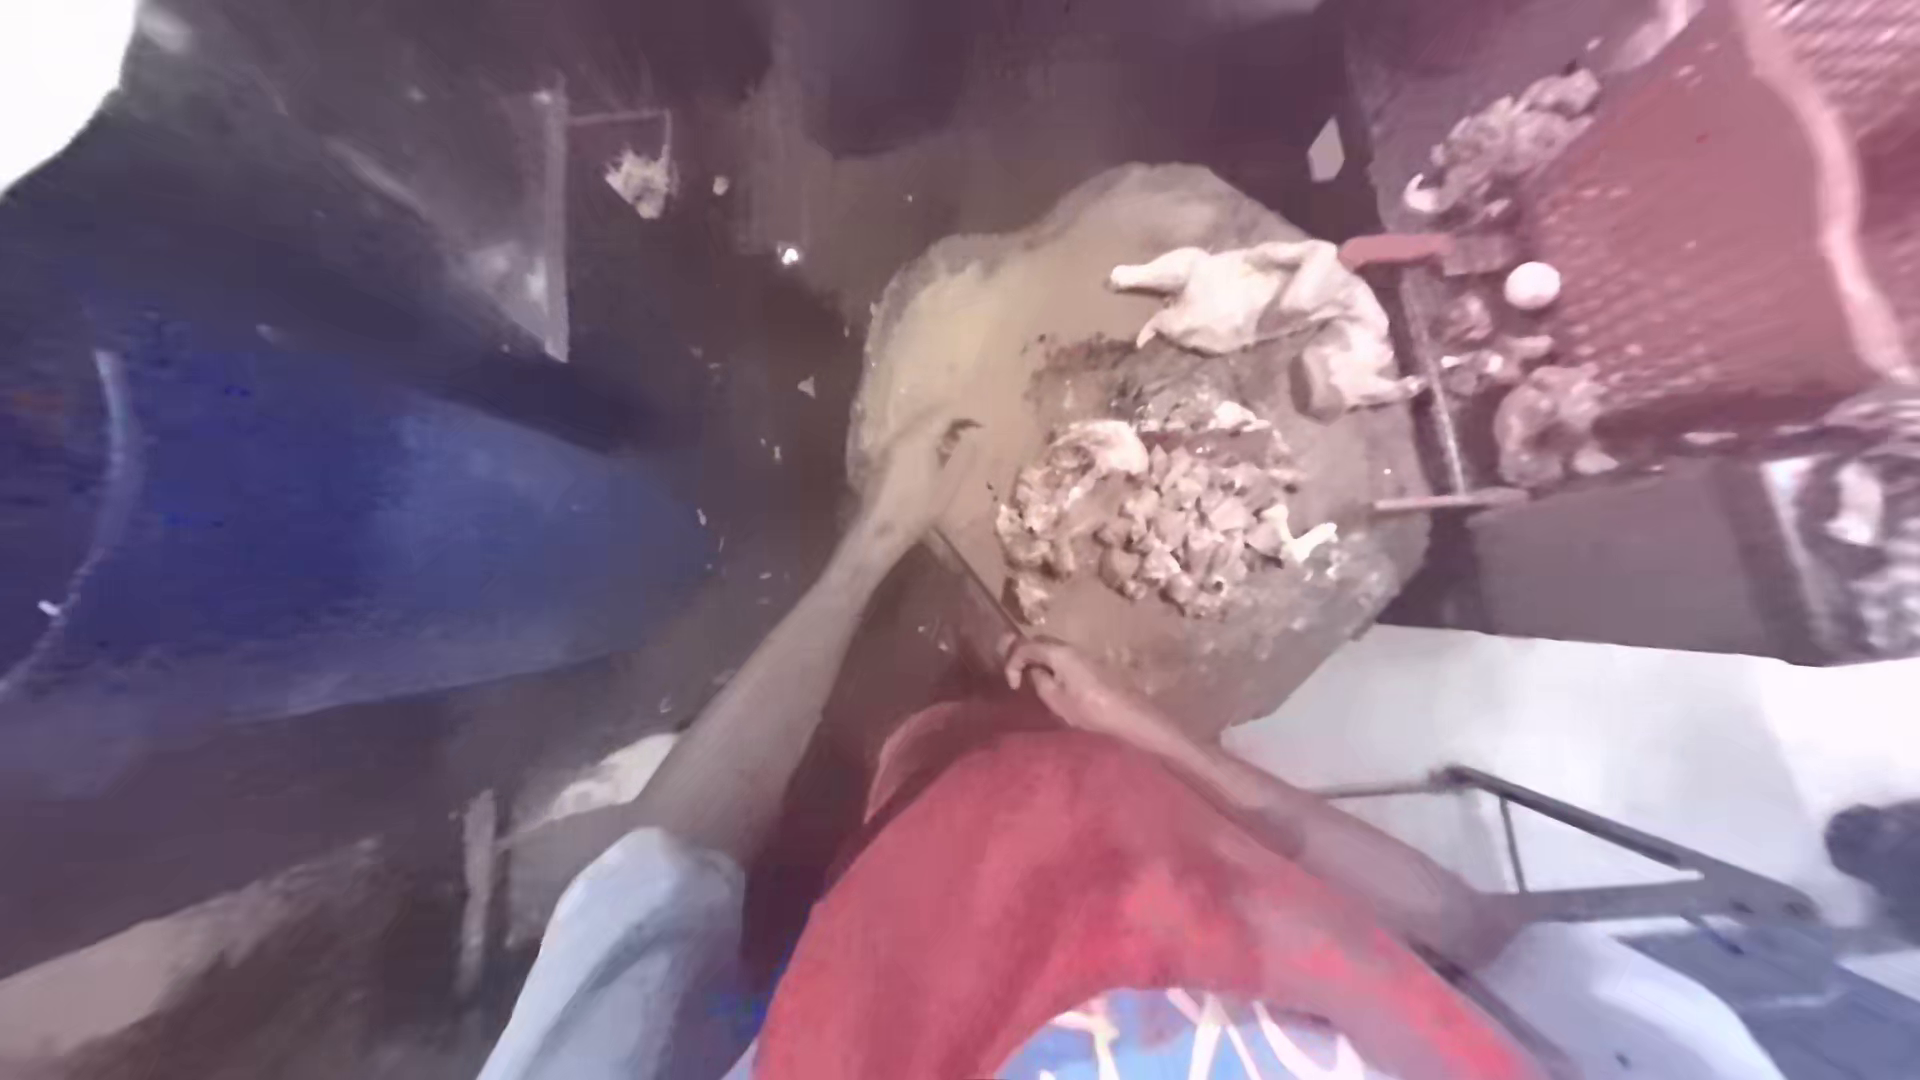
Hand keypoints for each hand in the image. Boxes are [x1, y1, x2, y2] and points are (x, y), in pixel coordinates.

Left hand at [847, 412, 980, 565]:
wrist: (879, 531)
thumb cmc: (917, 511)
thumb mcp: (946, 487)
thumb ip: (961, 458)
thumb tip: (973, 439)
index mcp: (918, 440)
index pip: (944, 414)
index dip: (964, 415)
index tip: (980, 425)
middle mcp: (900, 436)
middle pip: (928, 415)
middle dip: (951, 419)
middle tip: (969, 431)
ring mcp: (887, 446)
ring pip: (916, 425)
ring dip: (936, 429)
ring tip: (954, 443)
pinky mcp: (881, 457)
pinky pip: (907, 437)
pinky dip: (923, 438)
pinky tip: (933, 455)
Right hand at [1003, 638, 1192, 756]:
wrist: (1130, 714)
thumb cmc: (1091, 709)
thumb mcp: (1057, 700)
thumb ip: (1039, 681)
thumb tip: (1033, 672)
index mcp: (1058, 652)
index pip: (1024, 646)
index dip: (1012, 663)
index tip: (1013, 686)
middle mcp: (1069, 646)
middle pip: (1037, 642)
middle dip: (1022, 657)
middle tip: (1016, 678)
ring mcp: (1082, 653)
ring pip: (1050, 649)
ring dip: (1037, 661)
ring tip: (1031, 682)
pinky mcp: (1090, 663)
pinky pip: (1062, 657)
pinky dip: (1050, 665)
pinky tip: (1052, 683)